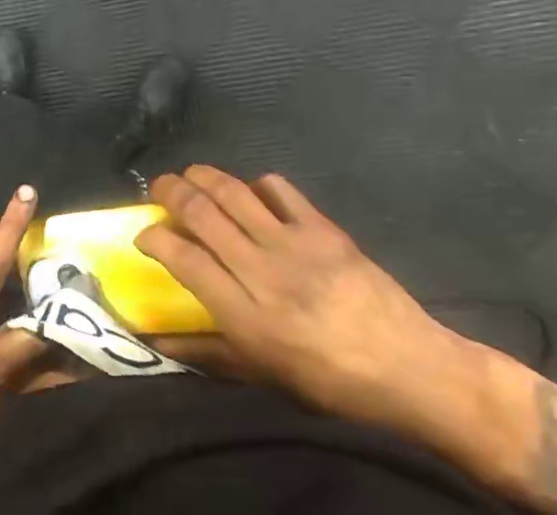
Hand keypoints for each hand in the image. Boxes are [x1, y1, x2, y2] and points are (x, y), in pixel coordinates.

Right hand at [135, 168, 487, 443]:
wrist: (413, 370)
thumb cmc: (330, 381)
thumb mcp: (263, 375)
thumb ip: (206, 351)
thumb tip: (155, 343)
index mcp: (244, 313)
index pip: (181, 257)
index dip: (153, 237)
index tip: (144, 235)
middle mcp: (261, 271)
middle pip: (200, 212)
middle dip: (169, 191)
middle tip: (159, 189)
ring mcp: (294, 245)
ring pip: (232, 191)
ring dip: (202, 176)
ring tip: (191, 177)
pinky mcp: (324, 229)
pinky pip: (279, 189)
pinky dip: (256, 183)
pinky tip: (251, 193)